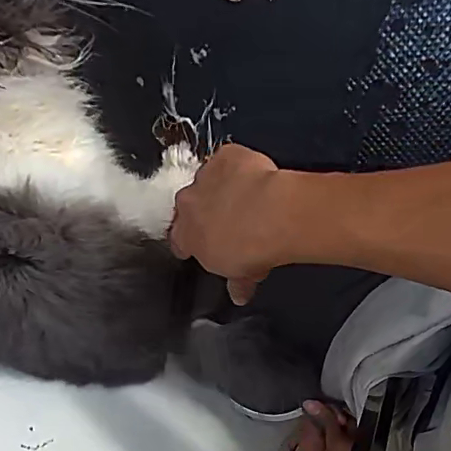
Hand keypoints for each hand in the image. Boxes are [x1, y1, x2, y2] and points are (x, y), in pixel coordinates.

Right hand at [169, 143, 292, 304]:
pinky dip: (242, 168)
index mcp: (187, 235)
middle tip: (235, 227)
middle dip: (209, 216)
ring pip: (210, 183)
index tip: (207, 248)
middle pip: (192, 209)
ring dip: (226, 191)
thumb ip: (237, 283)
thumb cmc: (251, 249)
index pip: (180, 241)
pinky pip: (230, 161)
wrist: (270, 216)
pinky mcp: (226, 156)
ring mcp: (206, 176)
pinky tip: (258, 178)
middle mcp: (189, 203)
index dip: (193, 244)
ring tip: (252, 203)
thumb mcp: (242, 275)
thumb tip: (239, 294)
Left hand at [295, 400, 356, 450]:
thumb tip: (310, 403)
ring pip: (336, 429)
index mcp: (307, 438)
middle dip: (339, 420)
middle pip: (325, 420)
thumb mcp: (336, 442)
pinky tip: (357, 447)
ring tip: (354, 441)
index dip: (327, 410)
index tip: (339, 417)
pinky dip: (350, 441)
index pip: (312, 411)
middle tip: (348, 429)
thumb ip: (324, 420)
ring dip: (347, 431)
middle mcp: (313, 444)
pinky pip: (343, 441)